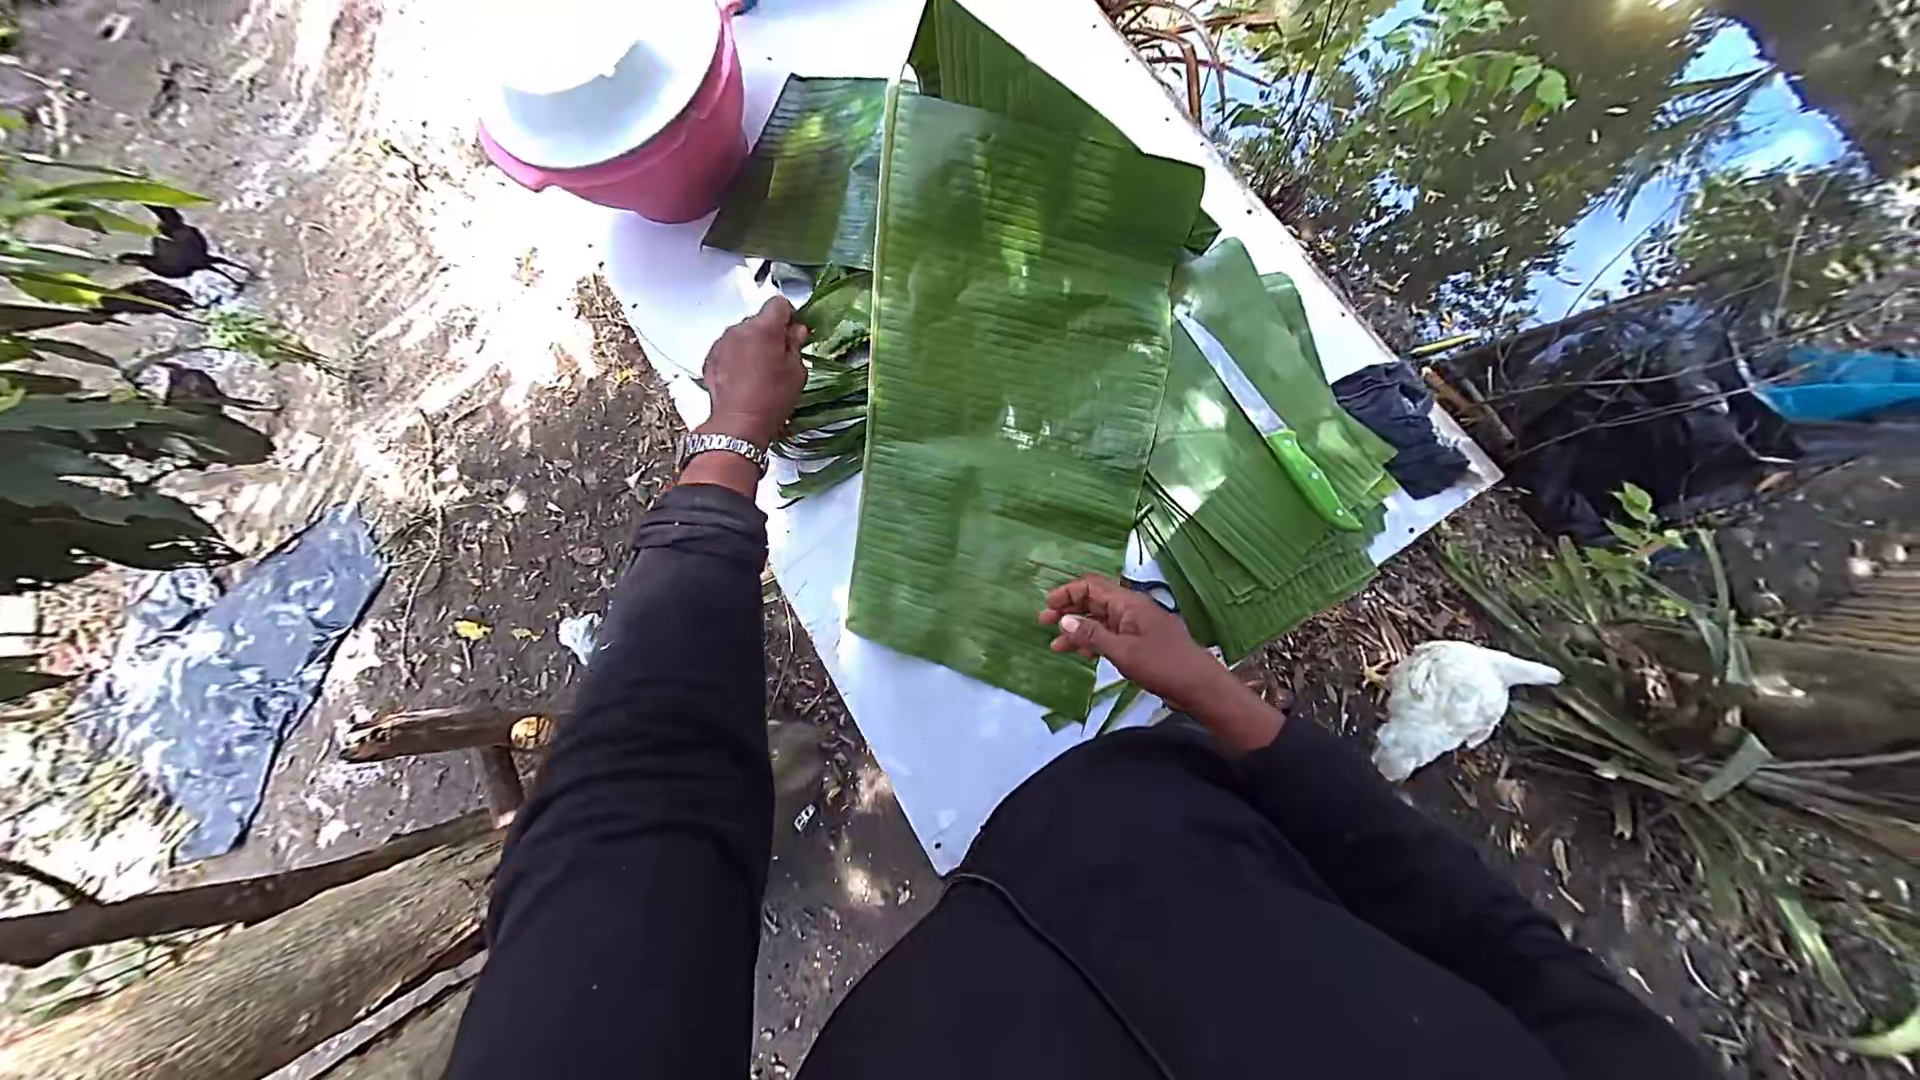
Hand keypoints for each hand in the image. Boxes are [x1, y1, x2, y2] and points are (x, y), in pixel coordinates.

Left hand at [700, 295, 807, 449]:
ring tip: (761, 372)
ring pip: (743, 334)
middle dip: (770, 333)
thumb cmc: (772, 399)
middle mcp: (739, 329)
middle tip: (780, 358)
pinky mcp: (711, 358)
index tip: (793, 333)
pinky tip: (745, 378)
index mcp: (764, 328)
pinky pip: (729, 349)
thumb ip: (796, 345)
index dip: (790, 317)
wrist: (739, 423)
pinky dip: (738, 358)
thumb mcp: (796, 372)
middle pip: (759, 320)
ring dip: (753, 345)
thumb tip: (796, 331)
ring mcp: (722, 342)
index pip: (779, 304)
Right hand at [1040, 574, 1283, 752]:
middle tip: (1044, 624)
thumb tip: (1064, 619)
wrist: (1200, 687)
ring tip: (1057, 646)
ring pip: (1100, 620)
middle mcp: (1131, 609)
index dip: (1066, 593)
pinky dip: (1094, 641)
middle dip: (1068, 610)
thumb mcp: (1122, 651)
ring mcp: (1137, 625)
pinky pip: (1111, 634)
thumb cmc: (1163, 665)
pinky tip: (1084, 654)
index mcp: (1128, 603)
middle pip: (1093, 601)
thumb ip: (1092, 634)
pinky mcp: (1141, 642)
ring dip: (1078, 629)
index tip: (1047, 607)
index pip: (1090, 586)